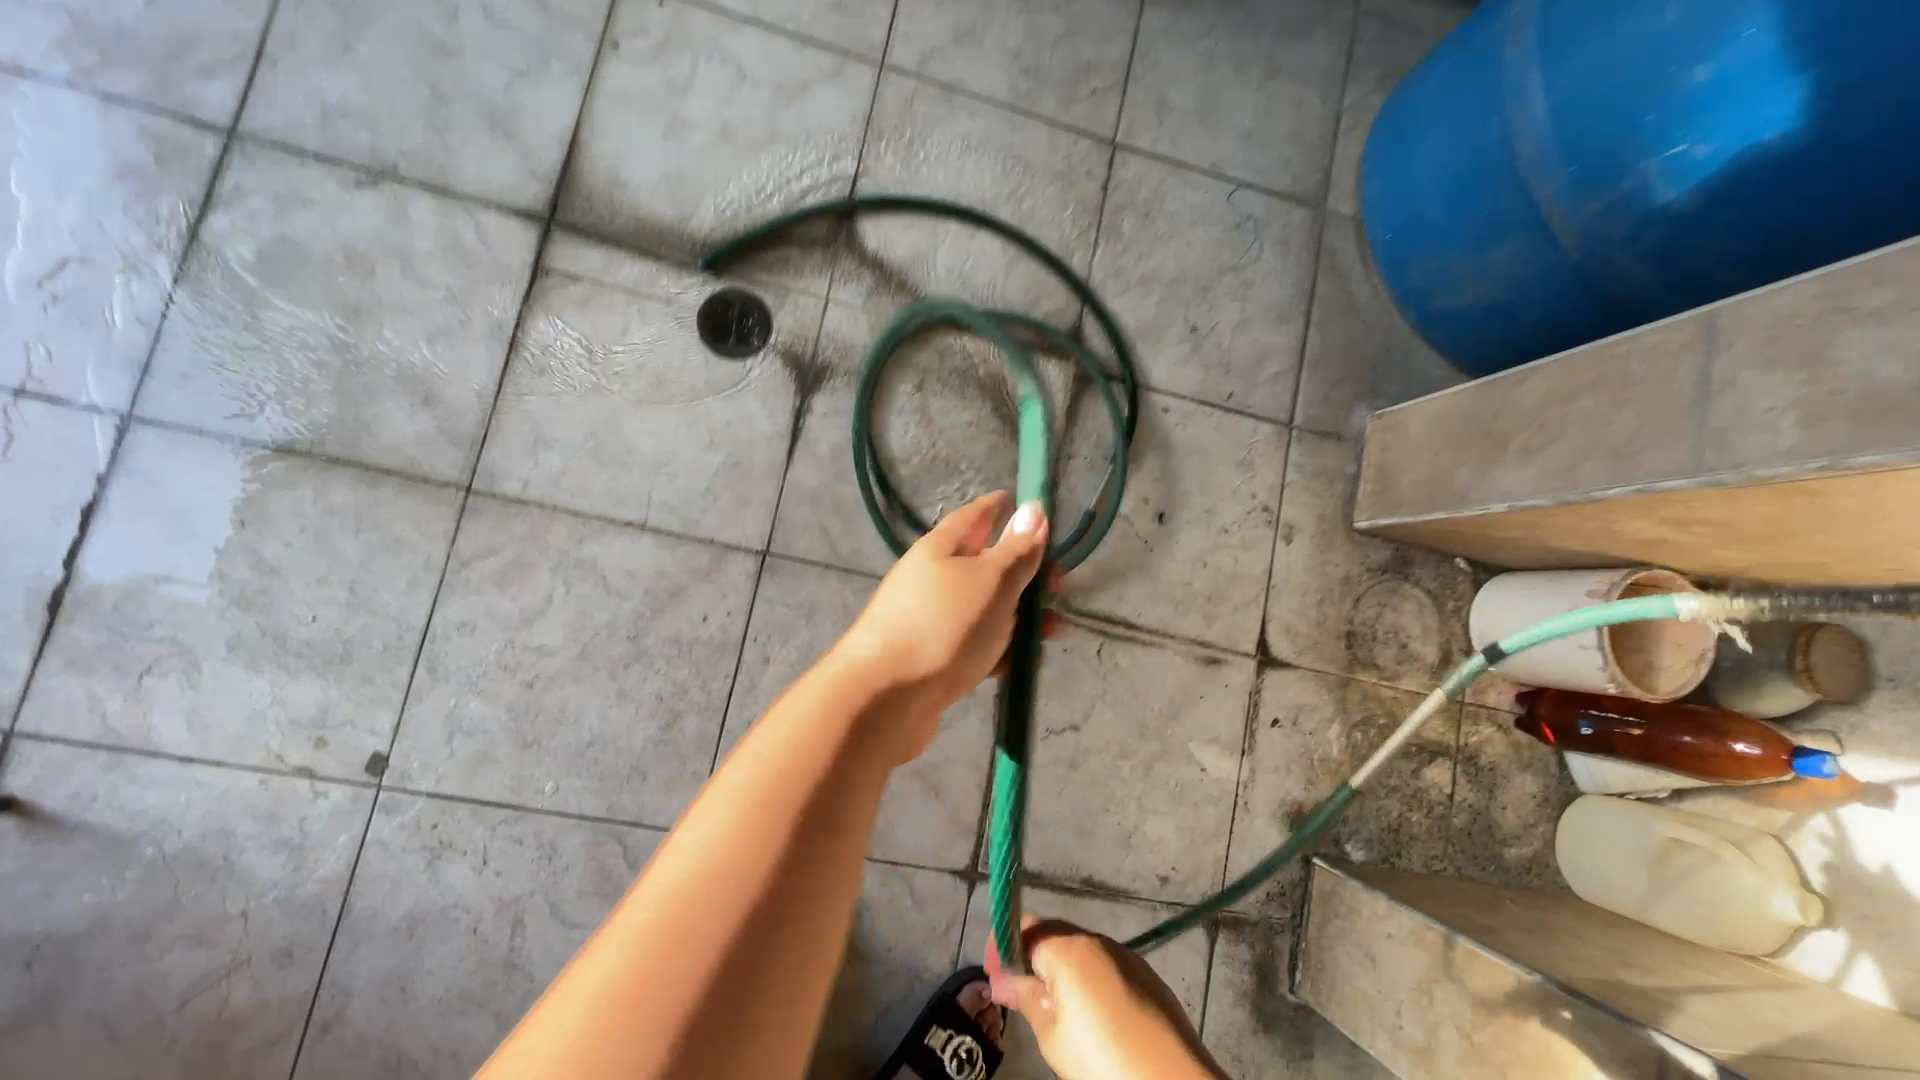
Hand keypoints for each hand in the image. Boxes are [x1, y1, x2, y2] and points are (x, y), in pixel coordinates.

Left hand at [830, 491, 1046, 760]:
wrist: (883, 698)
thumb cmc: (943, 628)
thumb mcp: (991, 582)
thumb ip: (1017, 551)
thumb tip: (1033, 509)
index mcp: (941, 548)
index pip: (976, 516)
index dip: (1002, 508)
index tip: (1027, 503)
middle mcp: (931, 579)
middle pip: (984, 565)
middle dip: (1024, 573)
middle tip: (1061, 585)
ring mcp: (929, 620)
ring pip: (983, 609)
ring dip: (1020, 616)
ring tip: (1054, 631)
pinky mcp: (931, 659)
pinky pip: (974, 645)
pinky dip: (1000, 649)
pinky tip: (1024, 664)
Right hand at [989, 917, 1222, 1079]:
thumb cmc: (1102, 1061)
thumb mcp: (1052, 1036)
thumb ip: (1026, 998)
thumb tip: (1000, 979)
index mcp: (1069, 949)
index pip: (1026, 928)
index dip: (1005, 947)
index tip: (993, 975)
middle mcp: (1098, 942)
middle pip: (1054, 936)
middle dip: (1032, 959)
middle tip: (1017, 994)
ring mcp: (1127, 957)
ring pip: (1082, 952)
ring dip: (1061, 970)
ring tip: (1054, 1010)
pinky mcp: (1148, 977)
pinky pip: (1107, 968)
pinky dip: (1090, 981)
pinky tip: (1092, 1016)